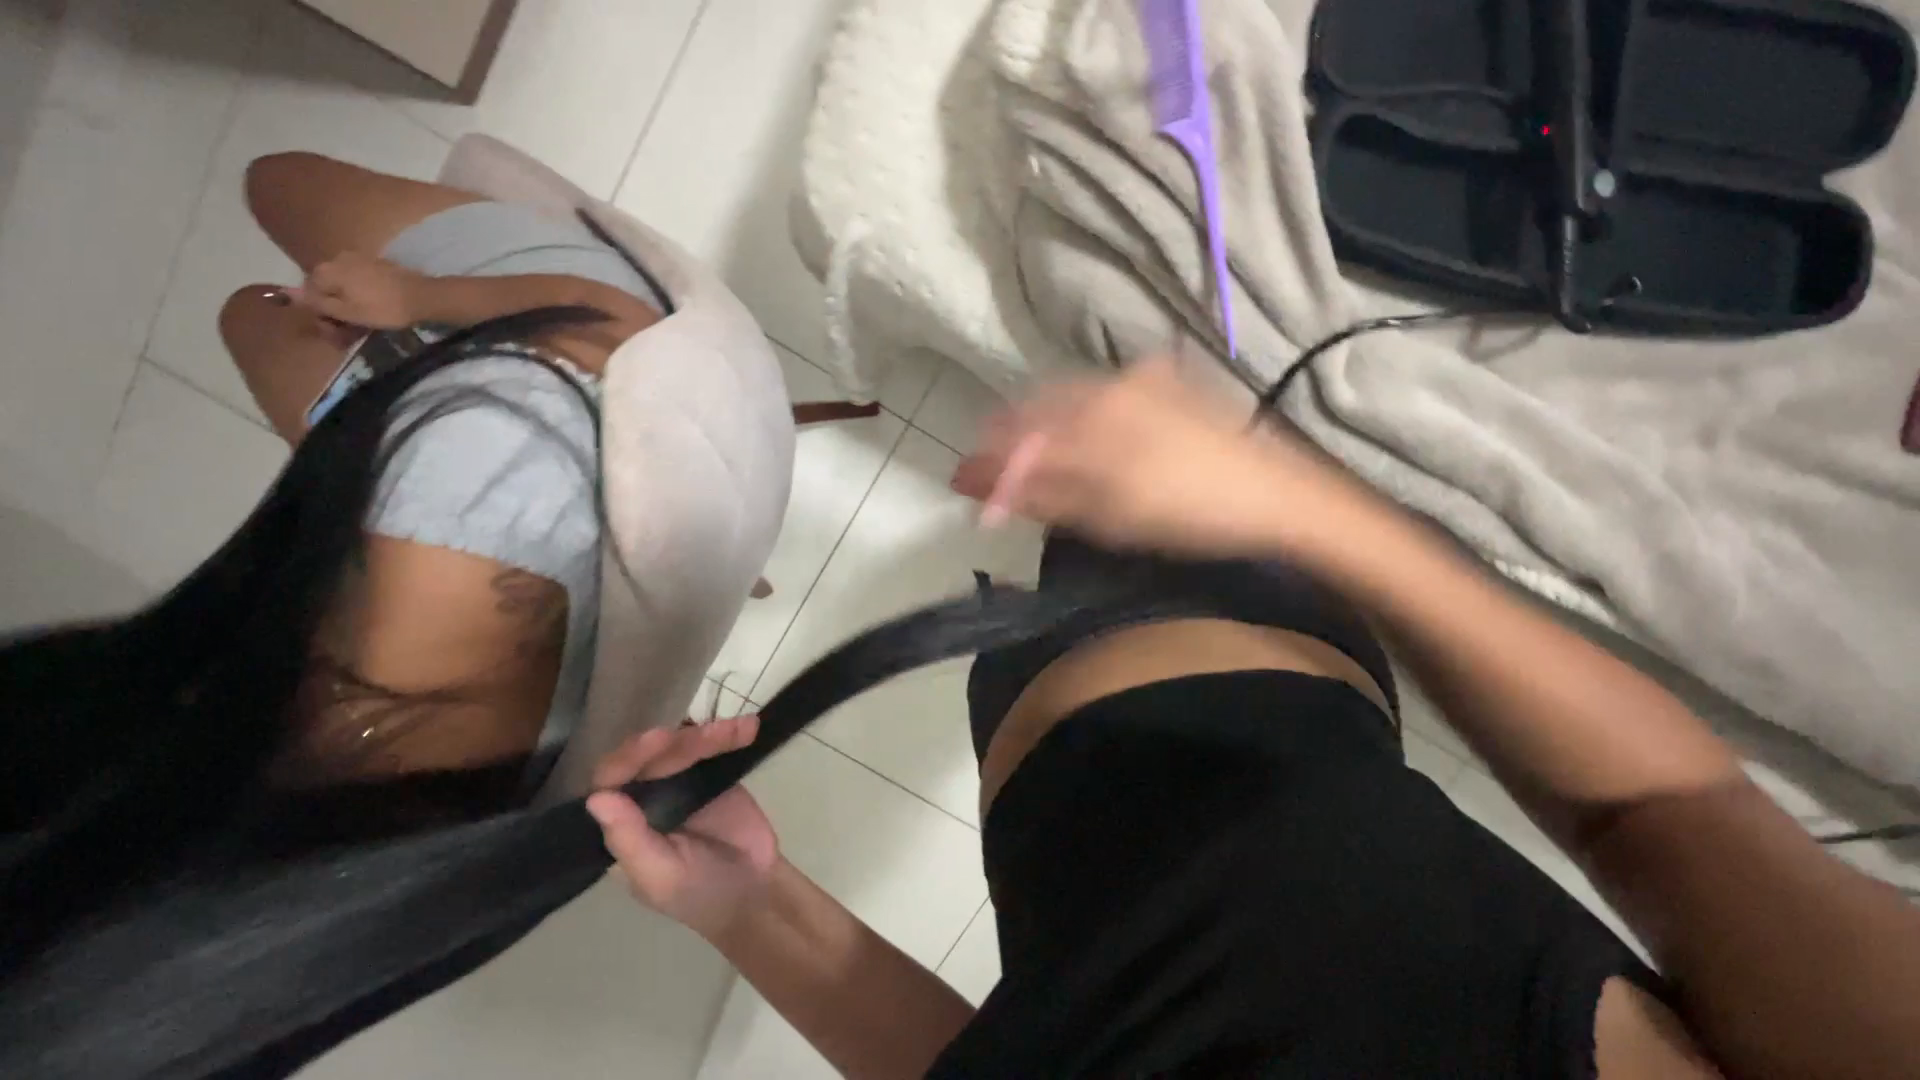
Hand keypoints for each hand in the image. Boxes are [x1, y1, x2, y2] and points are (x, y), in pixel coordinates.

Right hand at [288, 251, 433, 329]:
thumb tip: (286, 292)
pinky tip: (372, 311)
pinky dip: (361, 297)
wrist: (423, 296)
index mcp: (325, 270)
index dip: (320, 316)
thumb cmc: (383, 308)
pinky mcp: (378, 265)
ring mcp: (359, 259)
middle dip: (334, 312)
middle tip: (347, 335)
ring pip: (345, 287)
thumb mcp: (347, 311)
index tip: (334, 334)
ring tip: (361, 327)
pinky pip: (361, 283)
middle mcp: (338, 259)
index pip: (310, 294)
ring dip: (348, 306)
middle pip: (327, 289)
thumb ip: (317, 302)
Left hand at [587, 716, 779, 938]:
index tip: (656, 740)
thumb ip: (629, 840)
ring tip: (737, 730)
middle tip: (706, 735)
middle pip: (651, 756)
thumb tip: (595, 798)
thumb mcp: (660, 876)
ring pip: (682, 746)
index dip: (631, 757)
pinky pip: (714, 748)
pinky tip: (748, 727)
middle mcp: (643, 796)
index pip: (612, 779)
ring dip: (708, 734)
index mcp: (620, 822)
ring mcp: (678, 782)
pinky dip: (729, 734)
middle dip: (678, 743)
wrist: (753, 892)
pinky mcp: (712, 774)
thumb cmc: (697, 893)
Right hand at [951, 359, 1368, 558]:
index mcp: (1092, 417)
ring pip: (1068, 398)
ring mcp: (1140, 380)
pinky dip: (1077, 415)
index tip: (962, 484)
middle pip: (1037, 408)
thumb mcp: (1109, 516)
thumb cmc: (1191, 515)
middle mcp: (1109, 386)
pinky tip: (1079, 439)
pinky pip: (1102, 392)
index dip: (986, 462)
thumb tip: (986, 490)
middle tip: (990, 476)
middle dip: (1007, 441)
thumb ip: (1042, 495)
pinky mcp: (1165, 383)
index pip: (1016, 435)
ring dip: (1039, 427)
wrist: (1277, 495)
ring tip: (1028, 462)